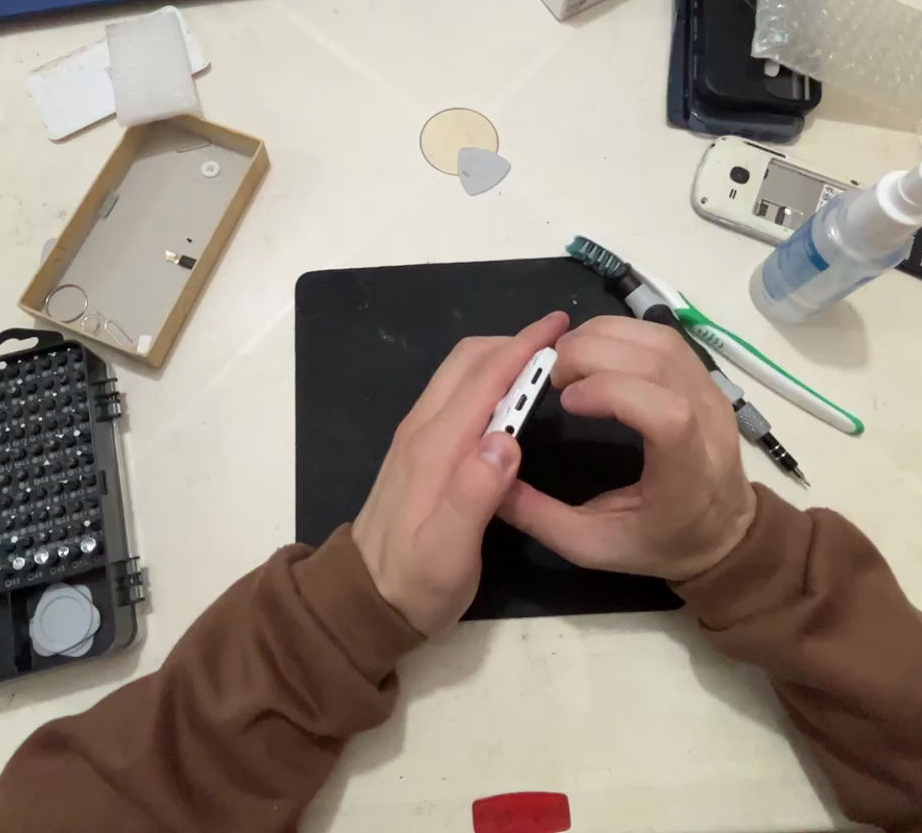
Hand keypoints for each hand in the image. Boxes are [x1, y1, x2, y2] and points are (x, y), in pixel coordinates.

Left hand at [353, 311, 570, 635]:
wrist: (362, 597)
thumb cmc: (415, 581)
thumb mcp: (448, 553)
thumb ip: (474, 495)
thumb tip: (506, 439)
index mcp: (435, 447)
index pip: (484, 379)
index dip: (523, 347)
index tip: (559, 325)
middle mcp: (422, 428)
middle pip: (467, 361)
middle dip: (512, 341)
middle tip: (558, 341)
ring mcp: (414, 433)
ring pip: (457, 372)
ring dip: (497, 355)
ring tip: (539, 360)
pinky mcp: (415, 445)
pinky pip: (452, 390)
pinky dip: (484, 375)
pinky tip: (506, 393)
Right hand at [497, 316, 756, 581]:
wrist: (725, 533)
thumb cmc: (659, 541)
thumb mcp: (592, 546)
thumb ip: (538, 516)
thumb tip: (491, 475)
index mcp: (688, 475)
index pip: (669, 415)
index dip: (614, 391)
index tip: (567, 401)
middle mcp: (709, 424)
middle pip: (658, 363)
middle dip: (593, 354)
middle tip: (552, 373)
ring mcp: (711, 394)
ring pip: (659, 340)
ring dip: (603, 335)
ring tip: (566, 357)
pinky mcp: (703, 377)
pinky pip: (662, 337)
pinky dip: (619, 332)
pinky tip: (591, 348)